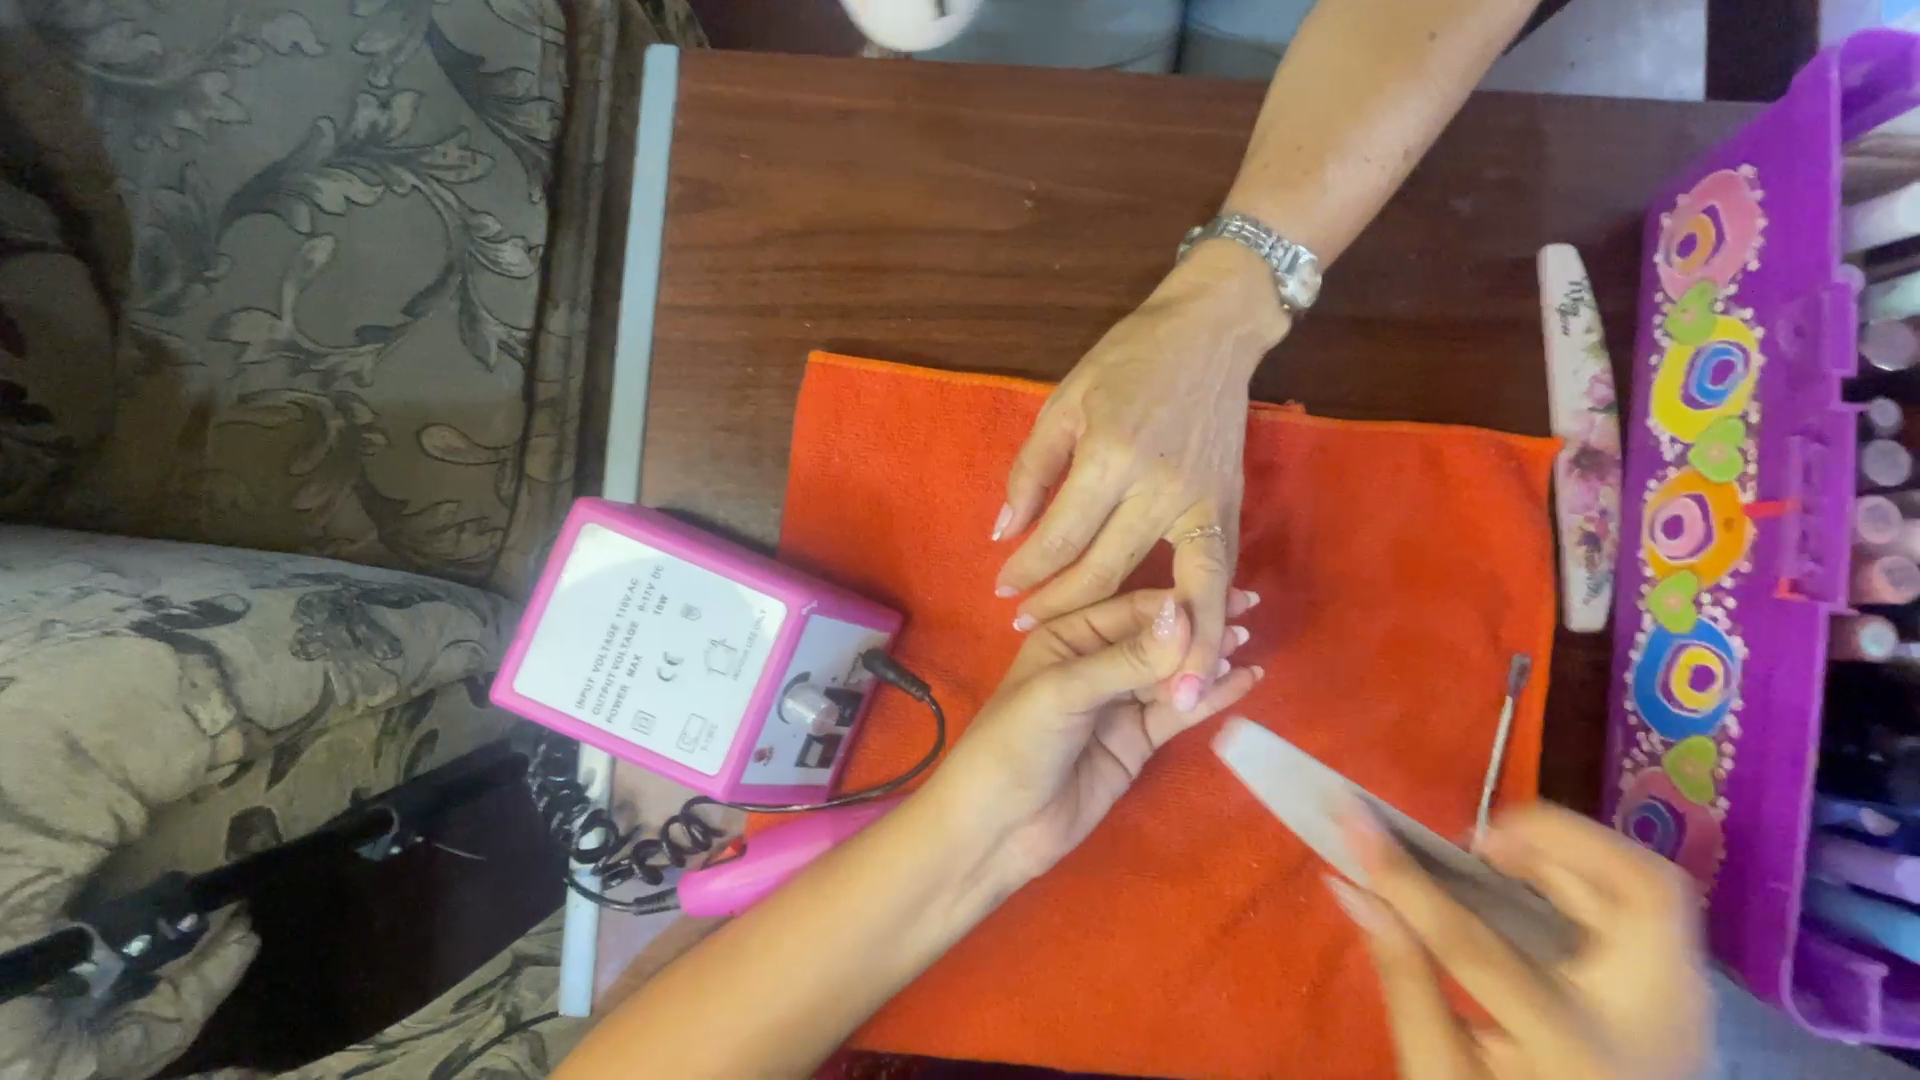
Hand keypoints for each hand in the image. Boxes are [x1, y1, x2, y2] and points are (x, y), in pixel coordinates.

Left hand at [927, 589, 1261, 887]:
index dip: (1176, 605)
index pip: (1132, 610)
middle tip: (1249, 609)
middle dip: (1198, 627)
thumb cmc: (1014, 745)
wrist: (997, 828)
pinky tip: (1246, 681)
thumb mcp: (1064, 693)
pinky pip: (1178, 711)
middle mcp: (1095, 661)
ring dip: (1208, 660)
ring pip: (1172, 673)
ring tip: (1250, 643)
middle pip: (1156, 638)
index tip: (1222, 595)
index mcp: (1067, 635)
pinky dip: (1210, 697)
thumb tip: (1185, 613)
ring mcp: (1118, 702)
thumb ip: (1127, 659)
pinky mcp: (1136, 740)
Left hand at [995, 242, 1287, 711]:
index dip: (1026, 572)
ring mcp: (1200, 504)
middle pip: (1101, 573)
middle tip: (1027, 626)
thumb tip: (1004, 534)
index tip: (1003, 590)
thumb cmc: (1127, 362)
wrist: (1209, 335)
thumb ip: (1031, 473)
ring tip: (1118, 685)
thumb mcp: (1063, 405)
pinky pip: (1215, 580)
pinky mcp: (1230, 511)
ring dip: (1143, 645)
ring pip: (1165, 592)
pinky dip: (1204, 626)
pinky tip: (1193, 664)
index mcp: (1108, 458)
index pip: (1058, 540)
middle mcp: (1156, 490)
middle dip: (1058, 606)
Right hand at [1329, 804, 1710, 1079]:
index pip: (1476, 946)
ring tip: (1490, 858)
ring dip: (1564, 855)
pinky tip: (1523, 887)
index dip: (1406, 879)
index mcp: (1575, 1054)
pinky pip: (1640, 909)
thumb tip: (1353, 890)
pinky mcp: (1678, 995)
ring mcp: (1682, 1007)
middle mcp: (1652, 1021)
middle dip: (1556, 839)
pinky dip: (1580, 878)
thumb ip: (1404, 980)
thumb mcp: (1442, 1074)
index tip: (1352, 820)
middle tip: (1475, 842)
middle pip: (1642, 890)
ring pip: (1645, 889)